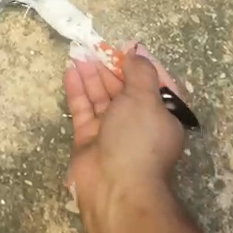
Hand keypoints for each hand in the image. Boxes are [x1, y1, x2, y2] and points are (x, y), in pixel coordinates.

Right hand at [64, 44, 187, 221]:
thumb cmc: (138, 139)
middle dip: (110, 66)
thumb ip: (140, 73)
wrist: (115, 187)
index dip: (141, 66)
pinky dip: (77, 89)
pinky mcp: (89, 138)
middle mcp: (139, 123)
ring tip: (78, 51)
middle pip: (124, 88)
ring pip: (101, 96)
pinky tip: (70, 70)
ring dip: (91, 74)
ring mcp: (112, 131)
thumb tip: (135, 54)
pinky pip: (84, 108)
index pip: (155, 85)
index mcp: (162, 116)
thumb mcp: (146, 99)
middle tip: (94, 45)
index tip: (126, 49)